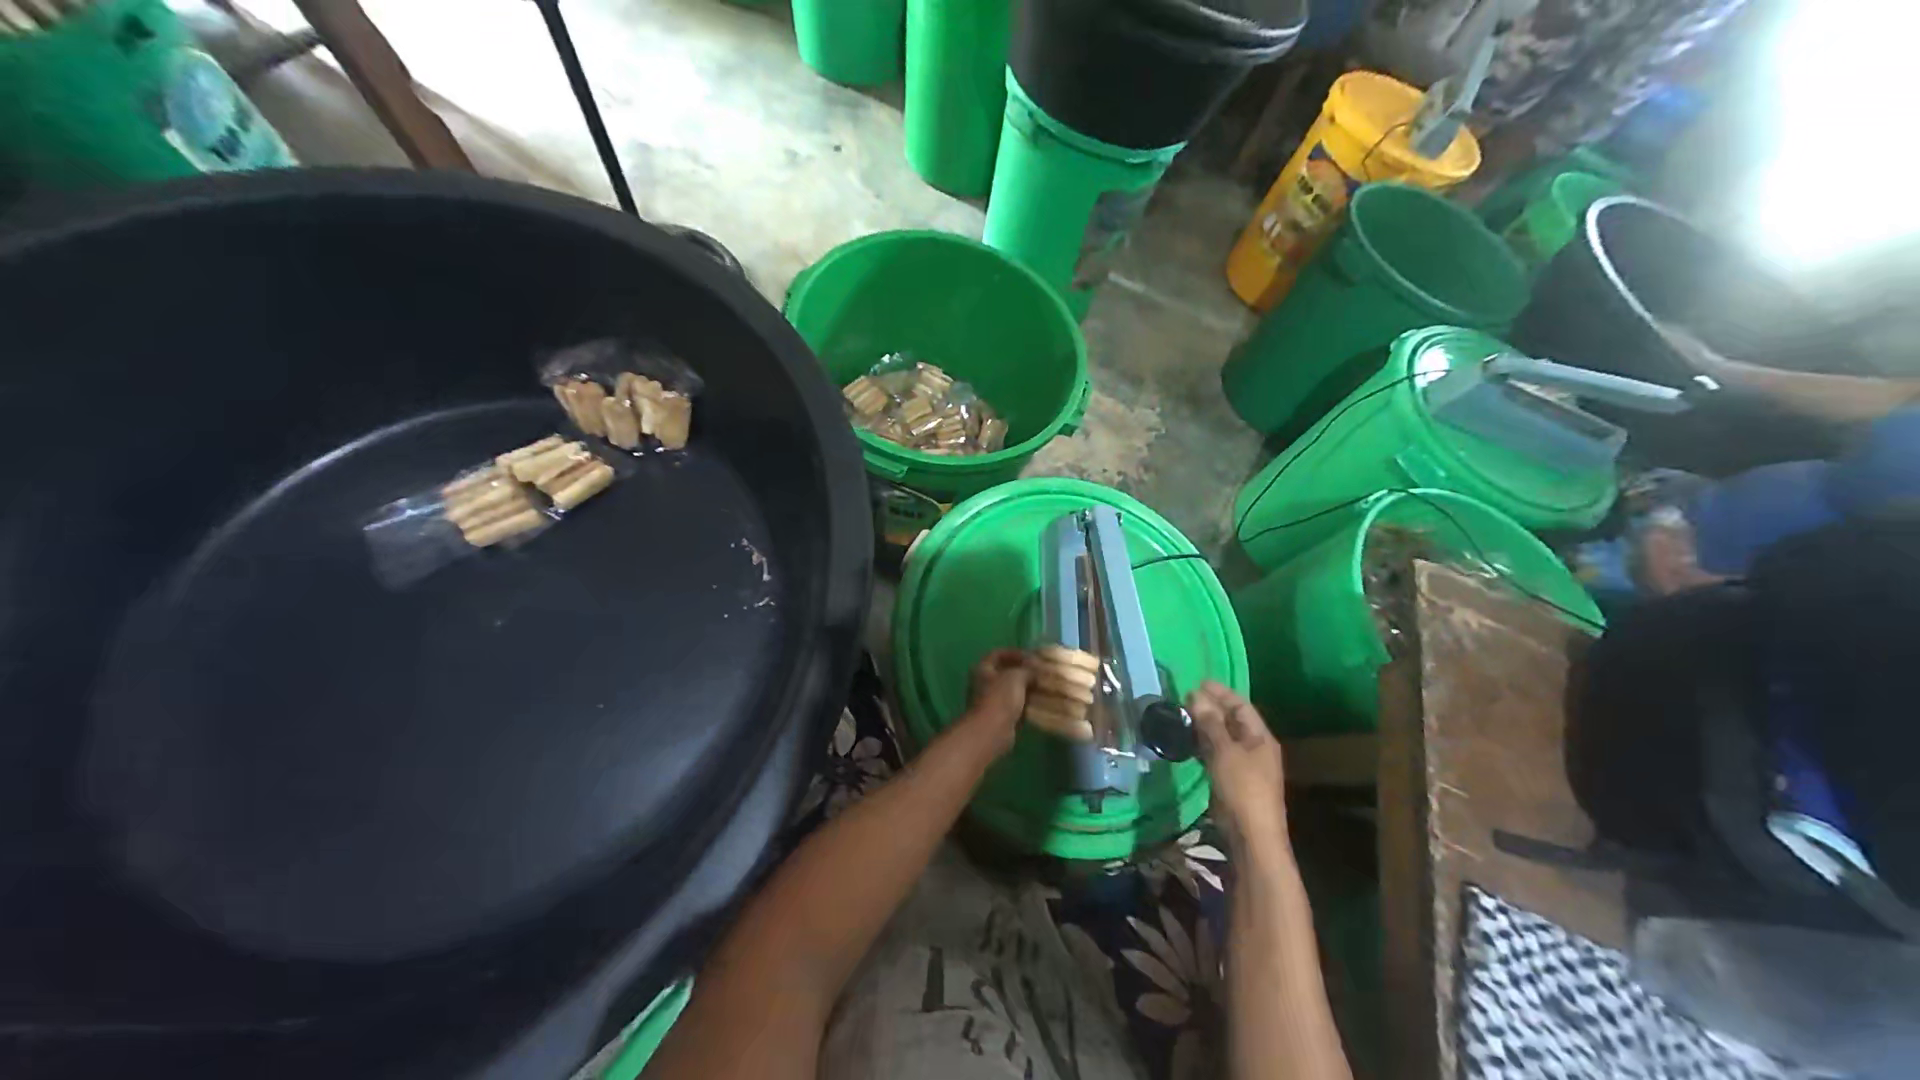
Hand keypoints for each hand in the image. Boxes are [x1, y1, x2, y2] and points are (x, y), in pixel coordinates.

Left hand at [959, 648, 1030, 756]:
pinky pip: (1014, 706)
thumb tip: (1035, 669)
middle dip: (1023, 672)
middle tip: (1040, 673)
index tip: (1032, 657)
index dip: (1015, 653)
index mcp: (982, 668)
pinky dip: (1026, 704)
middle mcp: (983, 683)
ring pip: (1011, 691)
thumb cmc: (1000, 697)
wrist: (992, 731)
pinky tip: (1040, 703)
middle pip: (1004, 673)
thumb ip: (1027, 669)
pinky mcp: (999, 717)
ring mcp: (990, 701)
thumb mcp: (1016, 676)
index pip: (998, 654)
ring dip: (1026, 689)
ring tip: (1043, 687)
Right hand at [1187, 682, 1288, 853]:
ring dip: (1205, 726)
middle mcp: (1255, 748)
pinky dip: (1203, 744)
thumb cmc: (1242, 788)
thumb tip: (1195, 694)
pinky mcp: (1231, 781)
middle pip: (1233, 721)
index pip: (1241, 706)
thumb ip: (1210, 723)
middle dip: (1211, 708)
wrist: (1251, 836)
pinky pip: (1217, 754)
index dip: (1221, 693)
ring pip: (1223, 738)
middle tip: (1185, 698)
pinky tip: (1188, 742)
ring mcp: (1244, 766)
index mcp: (1261, 738)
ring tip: (1183, 715)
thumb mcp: (1224, 752)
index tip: (1198, 682)